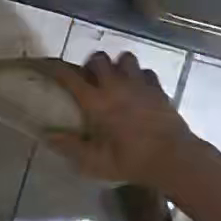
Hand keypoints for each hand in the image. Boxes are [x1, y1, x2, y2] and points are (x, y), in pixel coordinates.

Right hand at [45, 52, 200, 186]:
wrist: (174, 159)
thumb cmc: (131, 161)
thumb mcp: (95, 162)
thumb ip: (69, 146)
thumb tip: (47, 134)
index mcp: (96, 102)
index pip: (69, 76)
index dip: (55, 68)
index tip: (46, 65)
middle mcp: (116, 86)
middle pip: (98, 58)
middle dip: (90, 64)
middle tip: (89, 79)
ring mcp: (139, 84)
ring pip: (124, 58)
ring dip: (117, 65)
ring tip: (115, 79)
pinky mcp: (158, 89)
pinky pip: (146, 71)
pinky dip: (139, 75)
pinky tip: (138, 88)